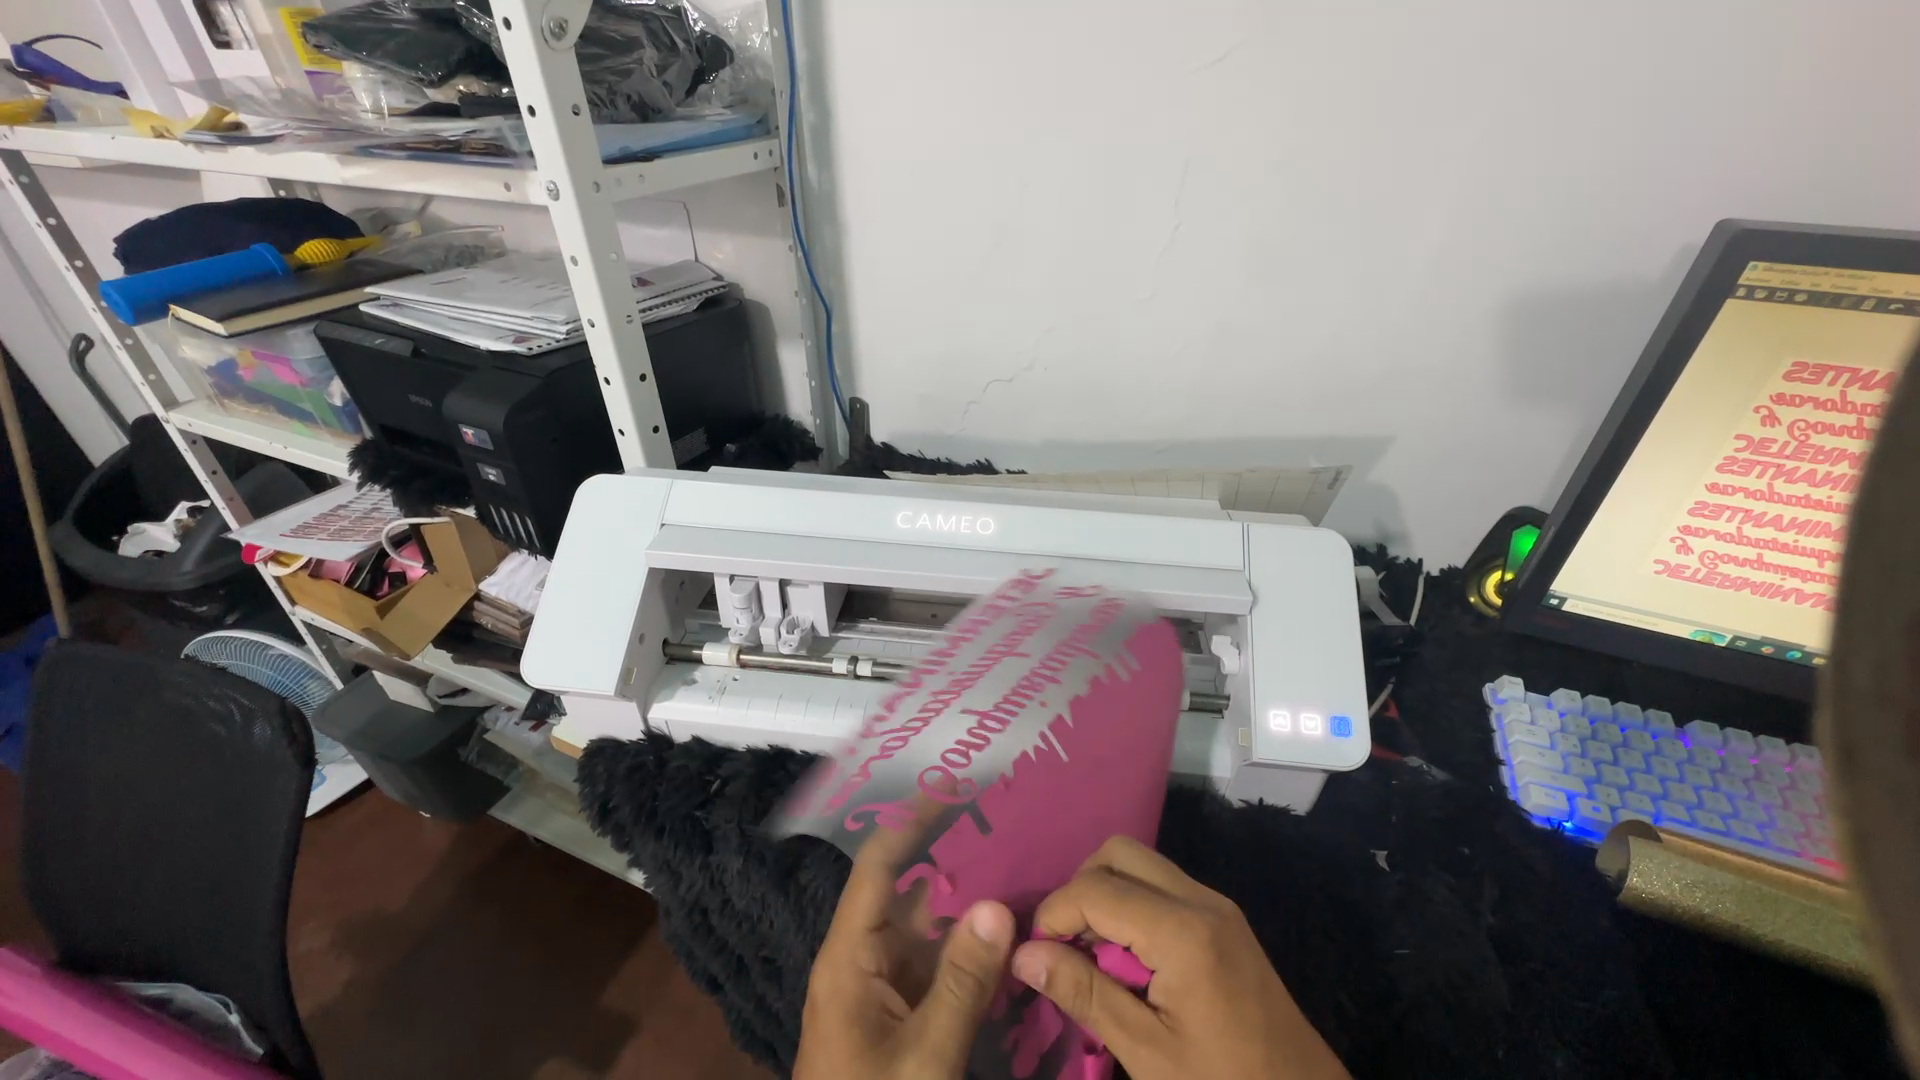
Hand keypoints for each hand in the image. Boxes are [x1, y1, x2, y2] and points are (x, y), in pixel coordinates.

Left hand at [795, 814, 1015, 1079]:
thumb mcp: (924, 1055)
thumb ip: (962, 982)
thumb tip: (998, 905)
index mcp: (850, 956)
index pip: (876, 866)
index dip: (910, 821)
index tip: (951, 784)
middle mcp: (863, 959)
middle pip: (909, 892)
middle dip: (954, 858)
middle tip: (1007, 822)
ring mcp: (883, 988)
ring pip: (929, 929)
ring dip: (970, 903)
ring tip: (1022, 867)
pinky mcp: (901, 1015)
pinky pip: (937, 965)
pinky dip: (970, 947)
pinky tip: (1010, 934)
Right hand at [1011, 836, 1348, 1079]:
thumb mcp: (1148, 1054)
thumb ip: (1085, 994)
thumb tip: (1024, 954)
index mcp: (1182, 930)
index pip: (1095, 888)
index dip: (1053, 915)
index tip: (1036, 957)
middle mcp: (1201, 900)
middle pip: (1118, 853)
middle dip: (1079, 889)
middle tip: (1065, 946)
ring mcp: (1217, 907)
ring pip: (1141, 864)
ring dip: (1106, 894)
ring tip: (1092, 956)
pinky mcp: (1225, 922)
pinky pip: (1163, 888)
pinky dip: (1132, 905)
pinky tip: (1127, 961)